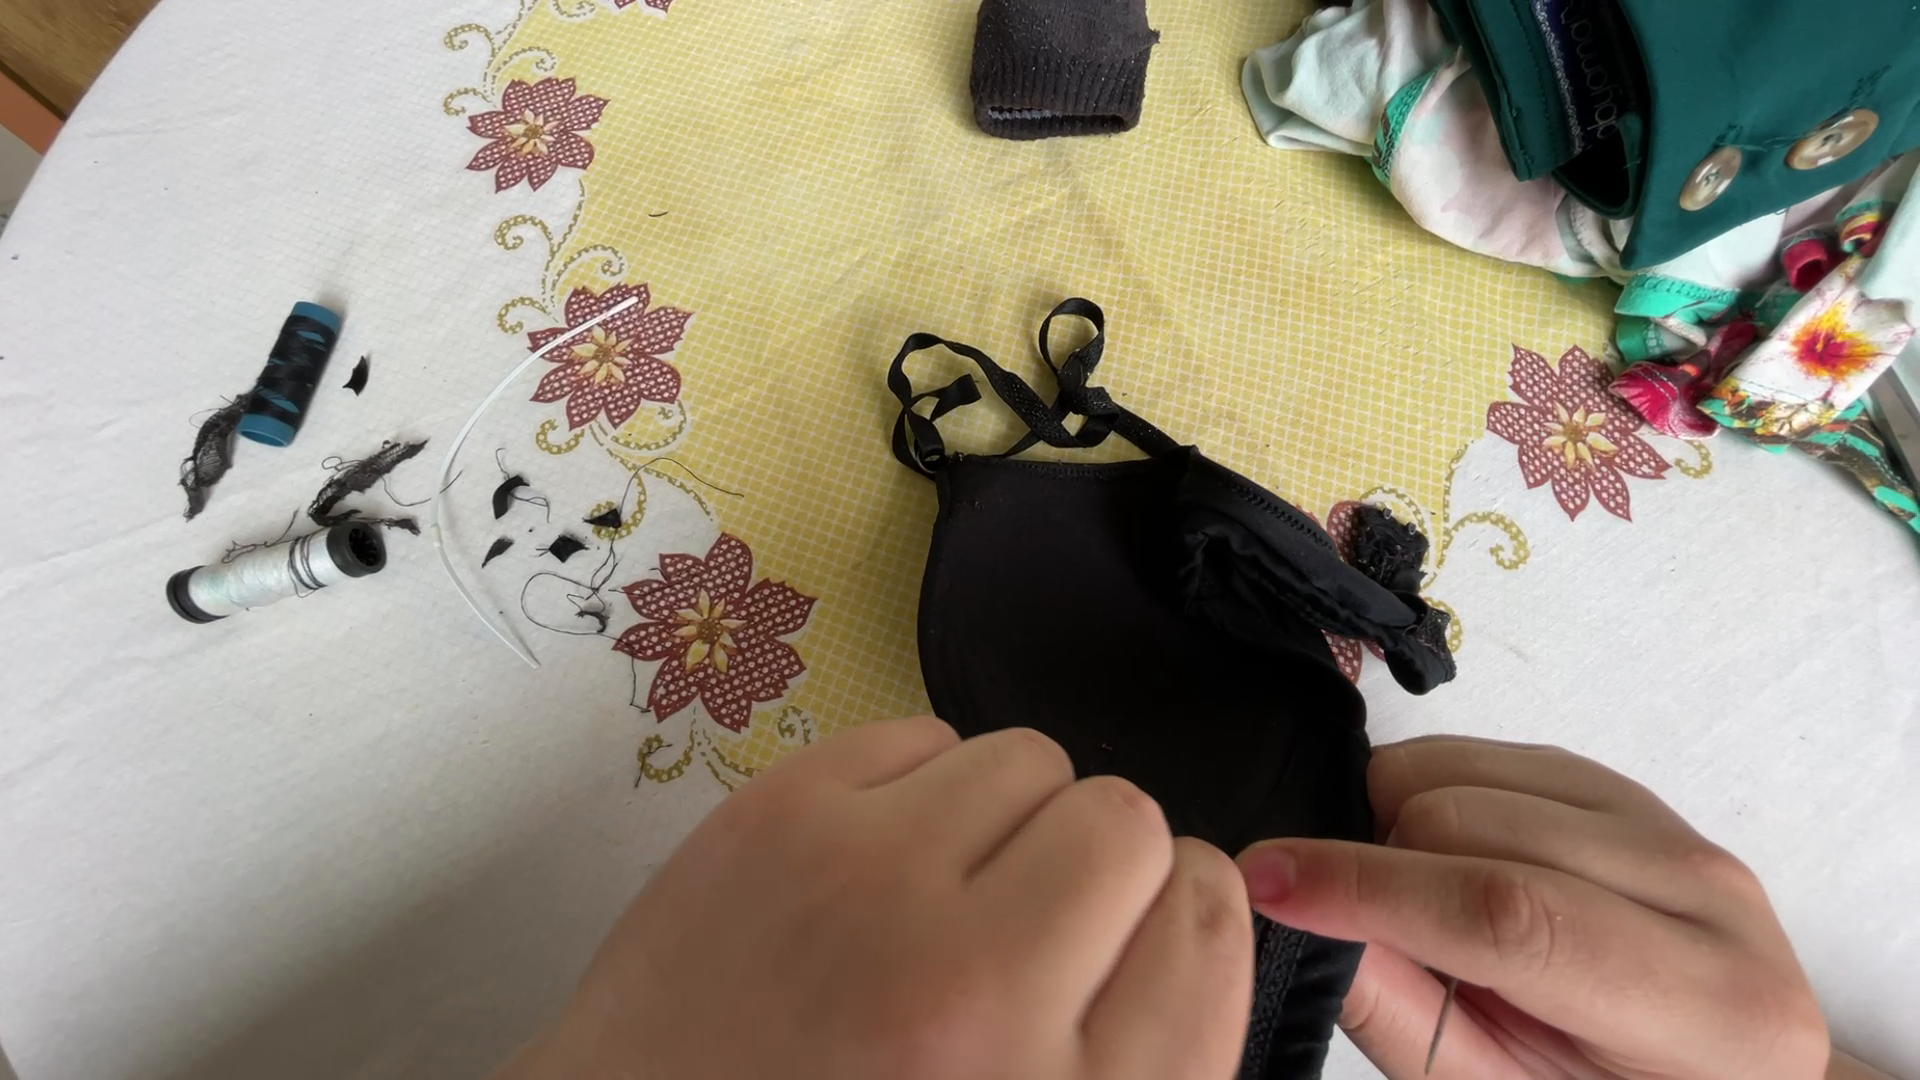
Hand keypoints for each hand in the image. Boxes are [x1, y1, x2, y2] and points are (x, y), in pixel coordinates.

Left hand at [493, 717, 1252, 1079]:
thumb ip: (1144, 1037)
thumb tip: (1177, 898)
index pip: (1210, 915)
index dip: (1179, 905)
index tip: (1128, 925)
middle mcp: (979, 990)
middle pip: (1128, 816)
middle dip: (1094, 855)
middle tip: (1024, 909)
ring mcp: (869, 882)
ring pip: (1030, 754)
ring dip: (1008, 809)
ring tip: (946, 878)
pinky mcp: (782, 809)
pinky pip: (926, 732)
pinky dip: (923, 781)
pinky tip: (879, 852)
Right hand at [1237, 736, 1831, 1079]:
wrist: (1699, 1065)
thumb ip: (1392, 1010)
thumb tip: (1292, 912)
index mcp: (1703, 1004)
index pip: (1503, 913)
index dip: (1366, 887)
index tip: (1263, 881)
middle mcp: (1698, 886)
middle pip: (1459, 821)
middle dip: (1376, 863)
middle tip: (1378, 927)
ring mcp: (1650, 812)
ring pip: (1444, 772)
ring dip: (1389, 825)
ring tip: (1422, 897)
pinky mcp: (1595, 774)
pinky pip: (1453, 750)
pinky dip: (1409, 794)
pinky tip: (1443, 857)